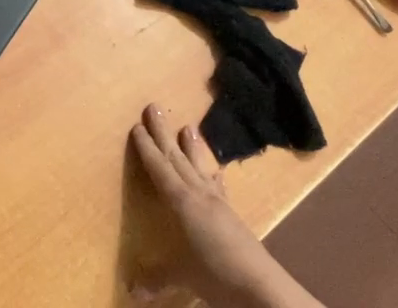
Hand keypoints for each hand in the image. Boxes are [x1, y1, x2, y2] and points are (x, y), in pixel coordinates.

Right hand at [130, 105, 322, 307]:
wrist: (267, 293)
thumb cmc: (217, 278)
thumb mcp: (183, 276)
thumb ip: (156, 279)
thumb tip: (130, 292)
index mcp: (181, 202)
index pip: (159, 168)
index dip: (146, 148)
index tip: (137, 126)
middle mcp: (200, 196)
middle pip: (177, 158)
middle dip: (163, 134)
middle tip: (154, 107)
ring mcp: (220, 205)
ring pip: (200, 168)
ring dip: (192, 147)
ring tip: (188, 127)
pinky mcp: (235, 218)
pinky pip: (219, 188)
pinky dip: (214, 176)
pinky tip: (217, 172)